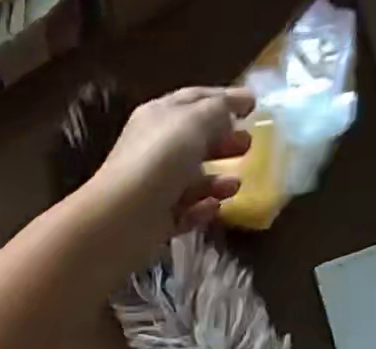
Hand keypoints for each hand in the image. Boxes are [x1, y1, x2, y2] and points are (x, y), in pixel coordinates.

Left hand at [82, 87, 253, 247]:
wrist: (122, 218)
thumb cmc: (159, 159)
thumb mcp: (195, 121)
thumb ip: (218, 111)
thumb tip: (229, 113)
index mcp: (159, 116)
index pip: (195, 100)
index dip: (225, 99)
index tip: (253, 104)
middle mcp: (155, 150)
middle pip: (194, 143)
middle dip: (223, 142)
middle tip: (248, 145)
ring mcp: (154, 188)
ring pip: (192, 181)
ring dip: (217, 181)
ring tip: (236, 184)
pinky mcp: (156, 222)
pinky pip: (184, 213)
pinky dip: (200, 210)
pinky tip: (214, 208)